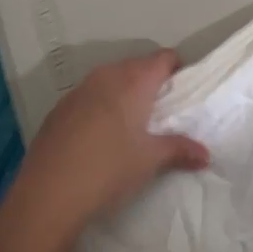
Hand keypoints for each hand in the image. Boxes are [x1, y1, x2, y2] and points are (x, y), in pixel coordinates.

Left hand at [0, 50, 209, 251]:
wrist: (47, 194)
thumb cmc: (108, 169)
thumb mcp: (149, 161)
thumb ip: (180, 150)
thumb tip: (205, 154)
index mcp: (135, 80)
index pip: (165, 57)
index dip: (177, 70)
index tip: (181, 92)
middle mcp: (108, 74)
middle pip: (137, 66)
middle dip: (150, 83)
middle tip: (158, 112)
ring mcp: (80, 89)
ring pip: (110, 79)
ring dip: (122, 93)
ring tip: (127, 125)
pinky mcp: (59, 108)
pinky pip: (88, 96)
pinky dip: (98, 106)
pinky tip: (95, 137)